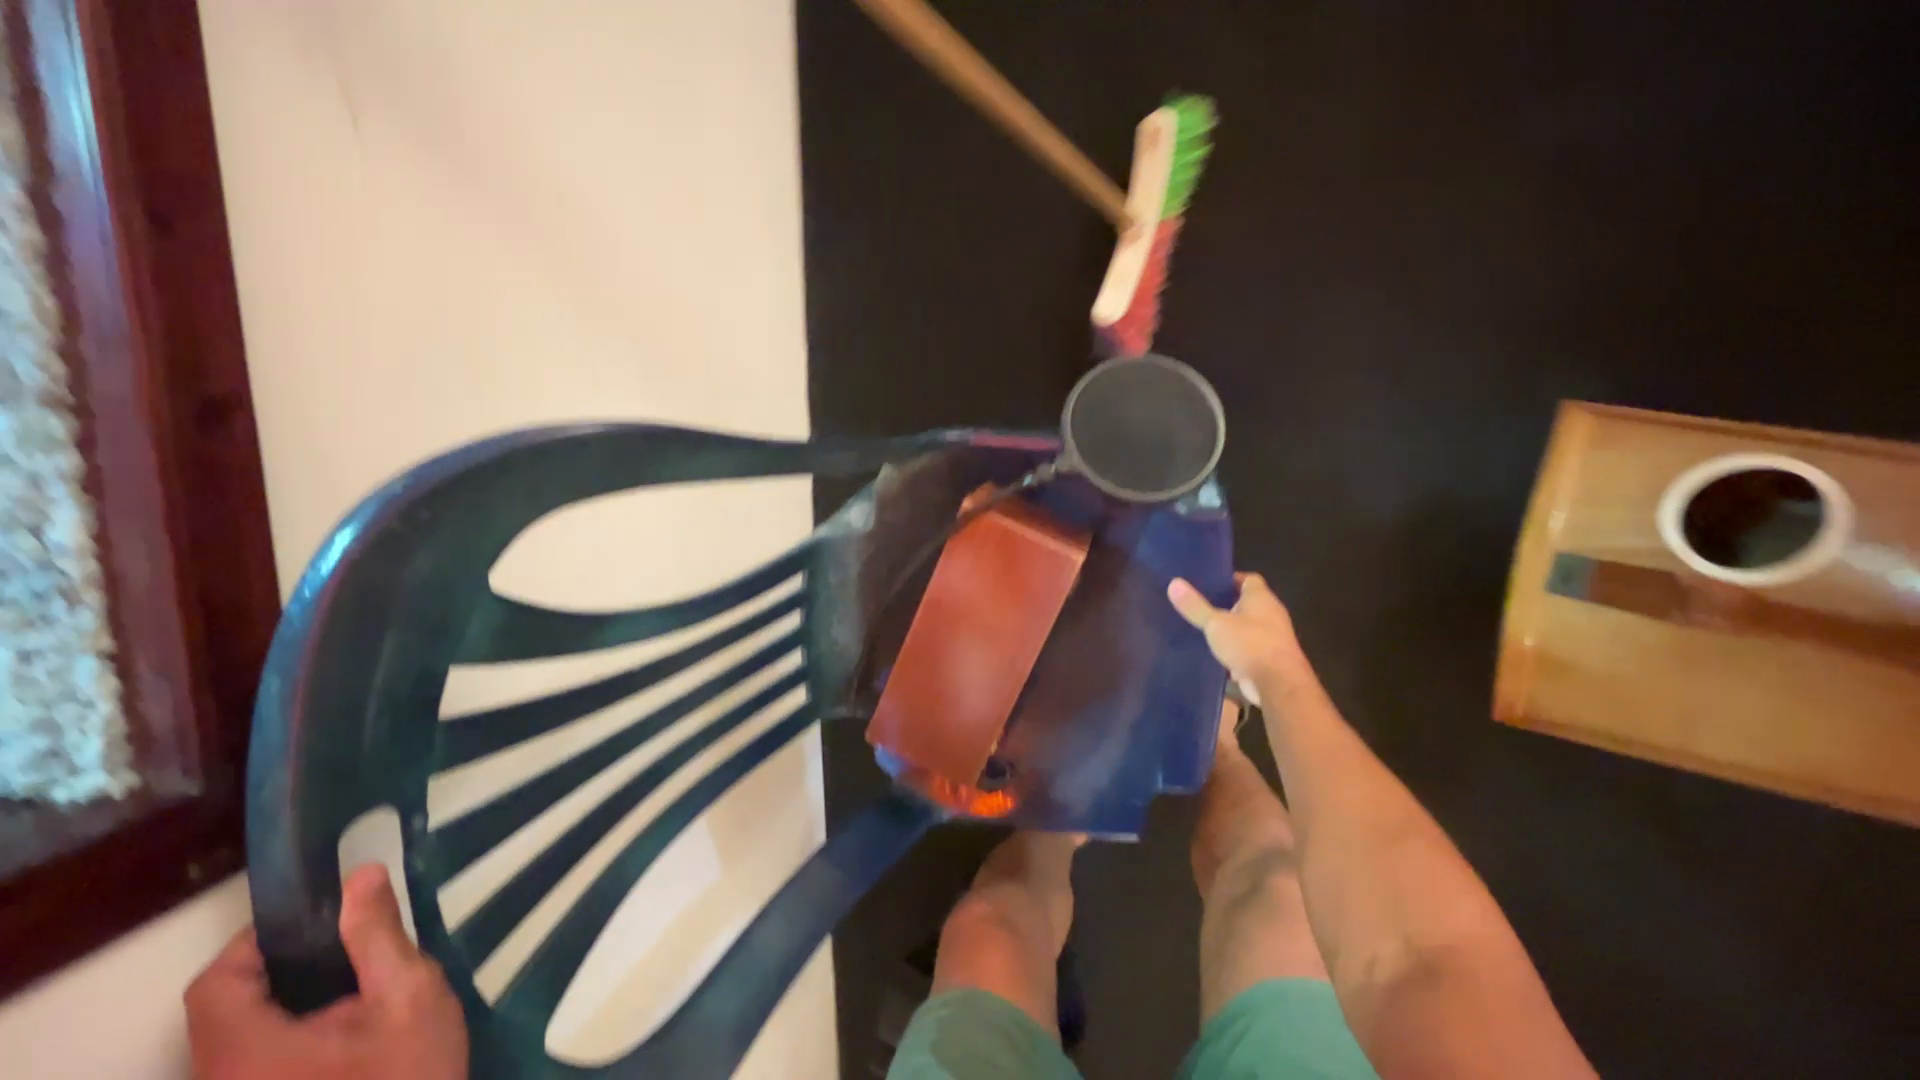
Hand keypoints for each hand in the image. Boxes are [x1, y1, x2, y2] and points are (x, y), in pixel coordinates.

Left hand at [185, 865, 467, 1079]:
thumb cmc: (408, 1076)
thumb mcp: (408, 996)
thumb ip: (377, 936)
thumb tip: (360, 876)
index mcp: (246, 1053)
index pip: (216, 983)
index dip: (257, 943)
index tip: (317, 922)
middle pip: (224, 1010)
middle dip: (283, 970)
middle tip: (347, 952)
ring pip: (241, 1038)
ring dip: (288, 1004)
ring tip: (352, 989)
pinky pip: (257, 1062)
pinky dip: (291, 1035)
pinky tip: (345, 1033)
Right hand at [1168, 573, 1307, 697]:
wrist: (1279, 683)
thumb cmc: (1249, 644)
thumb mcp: (1215, 624)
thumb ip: (1195, 606)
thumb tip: (1174, 583)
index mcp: (1261, 598)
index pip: (1248, 579)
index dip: (1229, 580)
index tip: (1209, 585)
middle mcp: (1271, 614)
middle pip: (1248, 604)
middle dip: (1227, 606)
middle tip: (1201, 607)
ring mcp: (1273, 638)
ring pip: (1248, 628)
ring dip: (1231, 631)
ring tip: (1205, 631)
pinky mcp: (1270, 660)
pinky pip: (1249, 650)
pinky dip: (1236, 652)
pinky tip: (1216, 656)